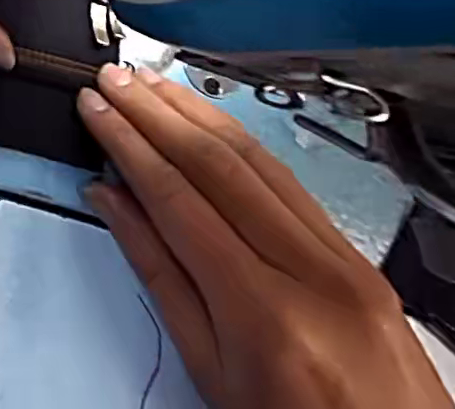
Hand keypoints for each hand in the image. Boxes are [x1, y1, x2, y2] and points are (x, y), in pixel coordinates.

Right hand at [78, 64, 451, 408]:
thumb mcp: (211, 374)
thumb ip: (158, 275)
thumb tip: (111, 199)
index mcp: (266, 314)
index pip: (176, 197)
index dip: (127, 143)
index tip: (96, 109)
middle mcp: (311, 272)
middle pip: (214, 162)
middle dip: (153, 111)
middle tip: (114, 79)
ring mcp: (343, 257)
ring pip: (253, 157)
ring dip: (192, 110)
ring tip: (150, 83)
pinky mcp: (358, 252)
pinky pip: (287, 177)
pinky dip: (236, 137)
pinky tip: (205, 116)